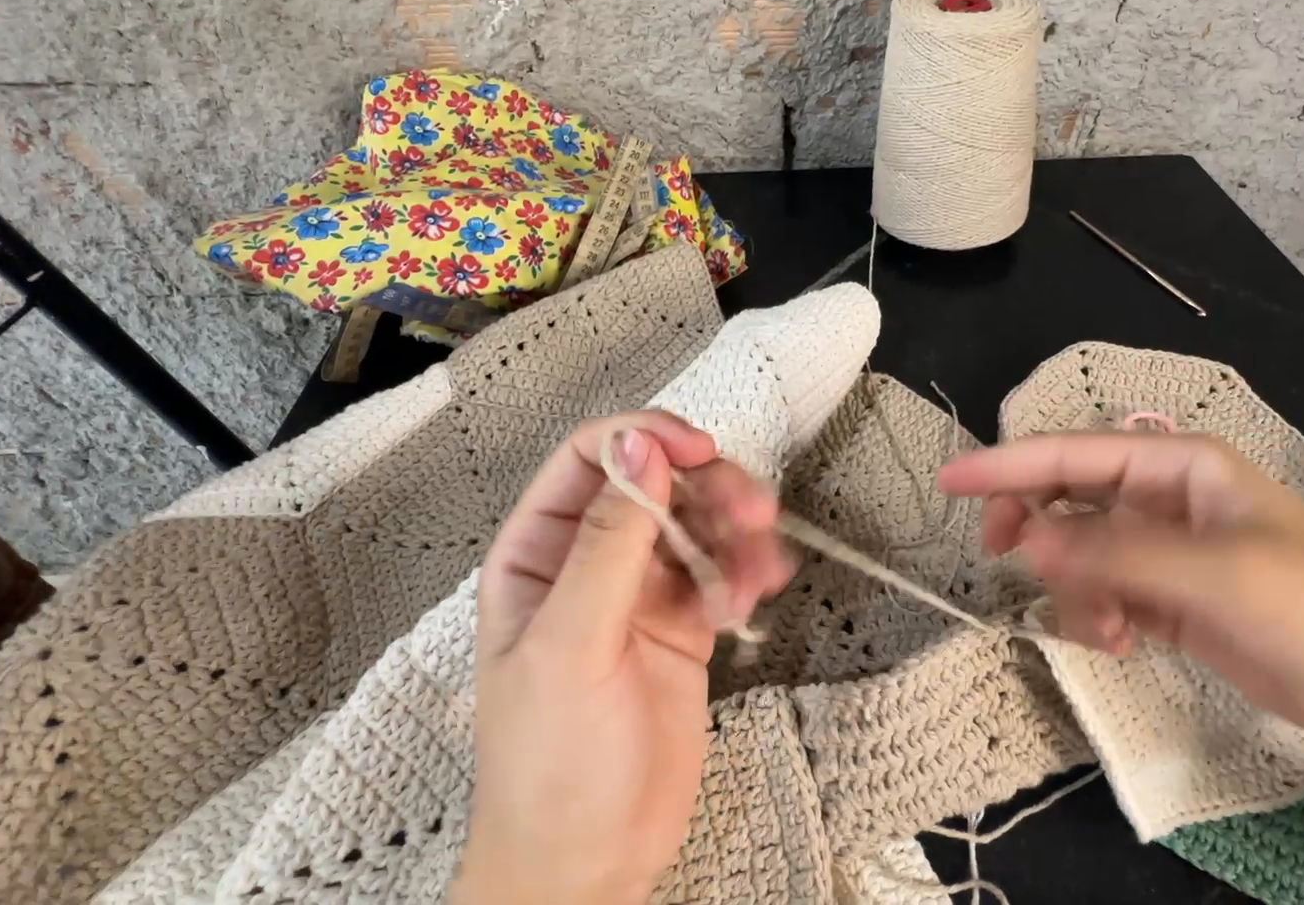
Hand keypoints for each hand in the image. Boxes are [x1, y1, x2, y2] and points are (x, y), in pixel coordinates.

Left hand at [453, 412, 790, 904]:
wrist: (590, 862)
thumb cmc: (552, 763)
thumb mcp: (572, 646)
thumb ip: (608, 543)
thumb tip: (640, 448)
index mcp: (540, 551)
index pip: (592, 457)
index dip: (647, 440)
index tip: (701, 452)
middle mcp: (591, 558)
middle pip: (660, 482)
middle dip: (711, 487)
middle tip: (755, 510)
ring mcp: (642, 590)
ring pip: (700, 522)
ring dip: (740, 531)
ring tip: (763, 568)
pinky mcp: (684, 621)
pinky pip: (723, 570)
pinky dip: (747, 572)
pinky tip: (754, 599)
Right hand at [937, 431, 1303, 742]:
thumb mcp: (1215, 572)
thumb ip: (1116, 555)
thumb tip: (1030, 540)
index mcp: (1175, 464)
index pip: (1071, 455)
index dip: (1006, 465)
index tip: (949, 481)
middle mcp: (1160, 499)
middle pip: (1065, 497)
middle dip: (1032, 527)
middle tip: (1001, 555)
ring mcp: (1162, 550)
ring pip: (1078, 554)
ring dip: (1072, 588)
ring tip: (1100, 628)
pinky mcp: (1166, 598)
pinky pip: (1101, 594)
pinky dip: (1094, 616)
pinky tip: (1117, 641)